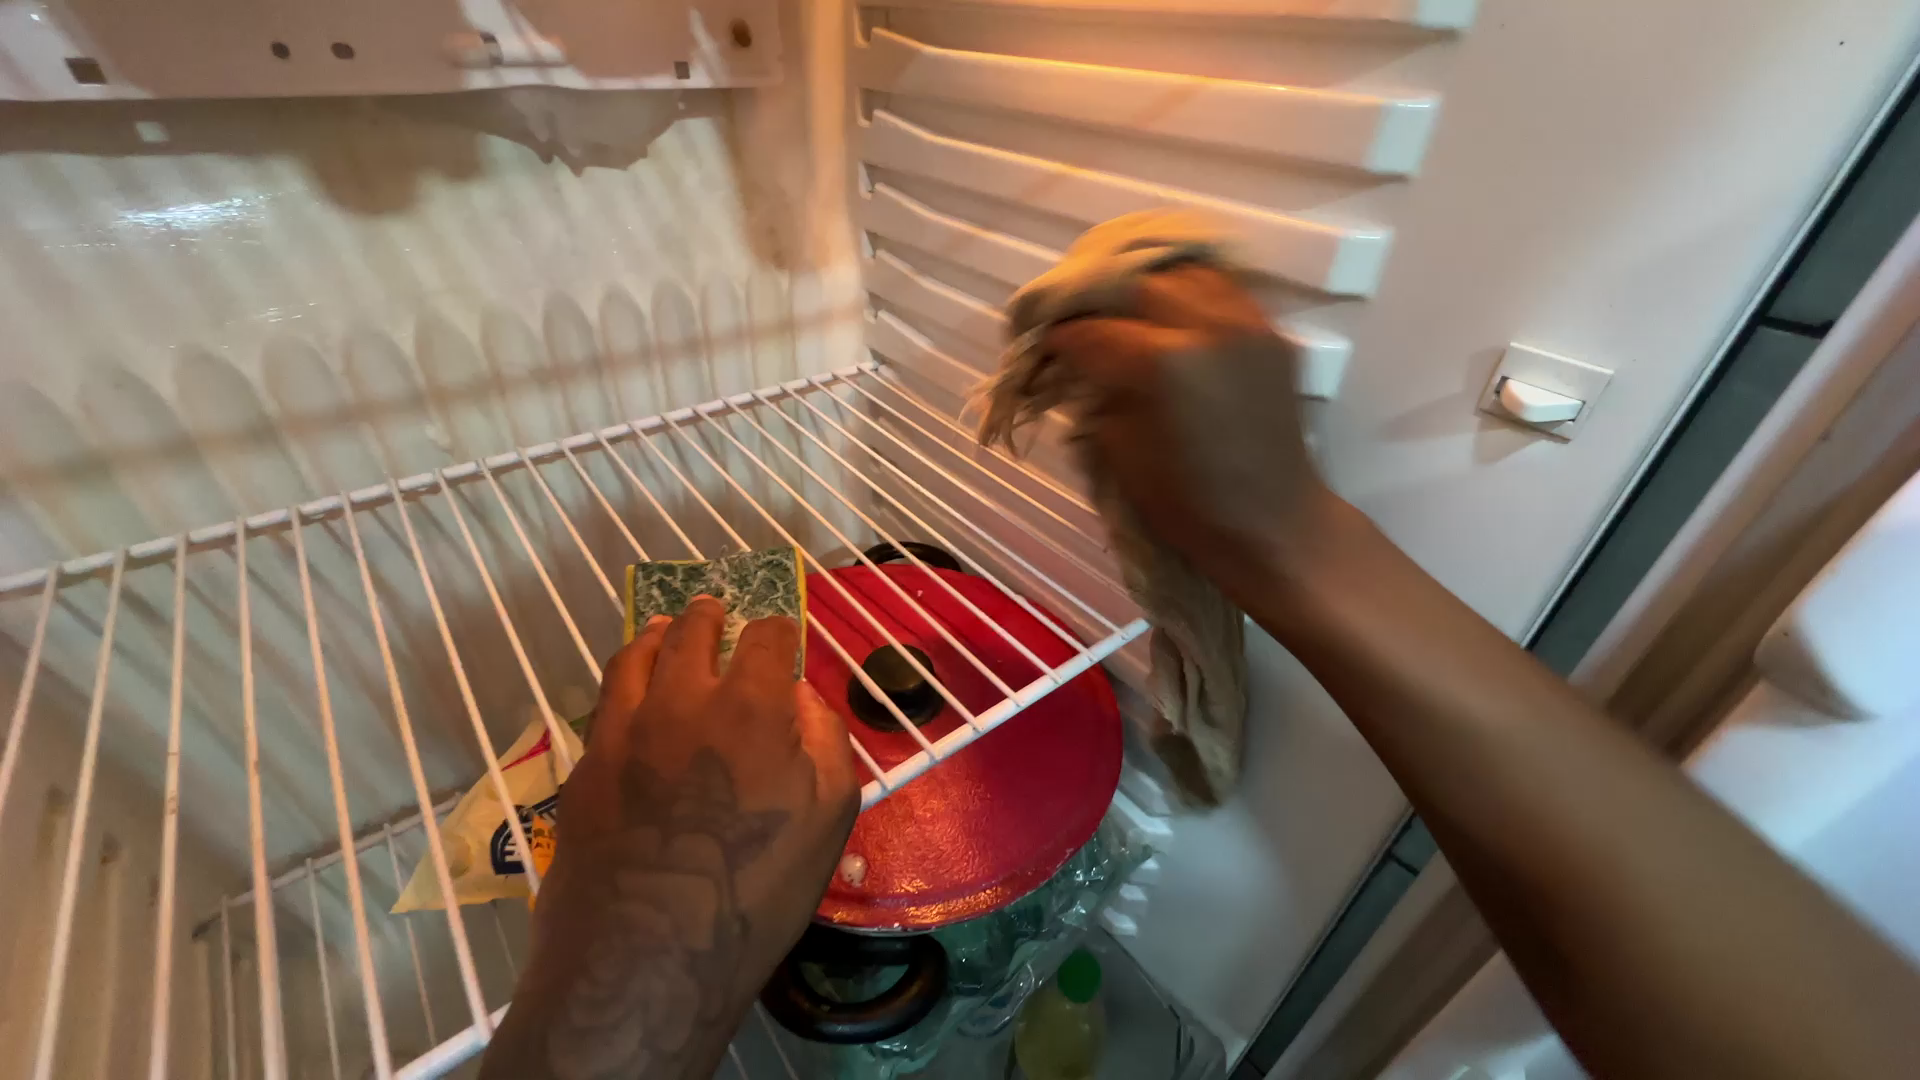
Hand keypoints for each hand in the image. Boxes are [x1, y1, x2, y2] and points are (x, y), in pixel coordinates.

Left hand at [481, 597, 857, 1079]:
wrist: (646, 958)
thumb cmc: (757, 889)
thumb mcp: (828, 815)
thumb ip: (824, 740)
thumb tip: (801, 697)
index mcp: (752, 707)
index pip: (768, 637)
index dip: (780, 629)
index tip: (783, 636)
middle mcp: (685, 700)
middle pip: (694, 632)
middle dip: (711, 615)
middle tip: (715, 609)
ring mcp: (626, 729)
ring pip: (638, 655)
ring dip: (659, 633)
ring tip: (665, 628)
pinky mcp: (587, 763)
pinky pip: (605, 699)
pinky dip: (624, 676)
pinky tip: (630, 686)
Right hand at [1045, 265, 1340, 600]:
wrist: (1274, 523)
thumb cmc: (1190, 506)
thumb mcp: (1121, 455)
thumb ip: (1098, 397)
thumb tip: (1082, 368)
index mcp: (1165, 364)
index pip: (1097, 331)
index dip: (1061, 336)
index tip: (1042, 344)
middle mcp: (1209, 326)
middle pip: (1136, 286)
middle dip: (1096, 298)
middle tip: (1074, 319)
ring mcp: (1247, 324)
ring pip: (1184, 273)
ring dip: (1143, 285)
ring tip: (1118, 304)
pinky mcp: (1270, 332)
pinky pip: (1221, 288)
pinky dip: (1185, 290)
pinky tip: (1165, 307)